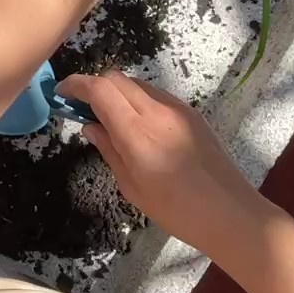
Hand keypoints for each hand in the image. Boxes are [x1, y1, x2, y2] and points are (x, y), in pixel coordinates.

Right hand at [57, 71, 273, 259]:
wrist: (231, 213)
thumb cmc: (177, 210)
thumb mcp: (131, 186)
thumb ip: (108, 149)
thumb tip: (90, 126)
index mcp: (138, 132)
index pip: (100, 89)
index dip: (76, 85)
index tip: (61, 94)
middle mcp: (157, 111)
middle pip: (116, 78)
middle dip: (93, 86)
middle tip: (81, 108)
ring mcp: (177, 108)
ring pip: (136, 83)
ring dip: (116, 92)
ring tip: (109, 118)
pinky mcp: (191, 112)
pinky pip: (155, 94)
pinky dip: (137, 99)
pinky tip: (137, 125)